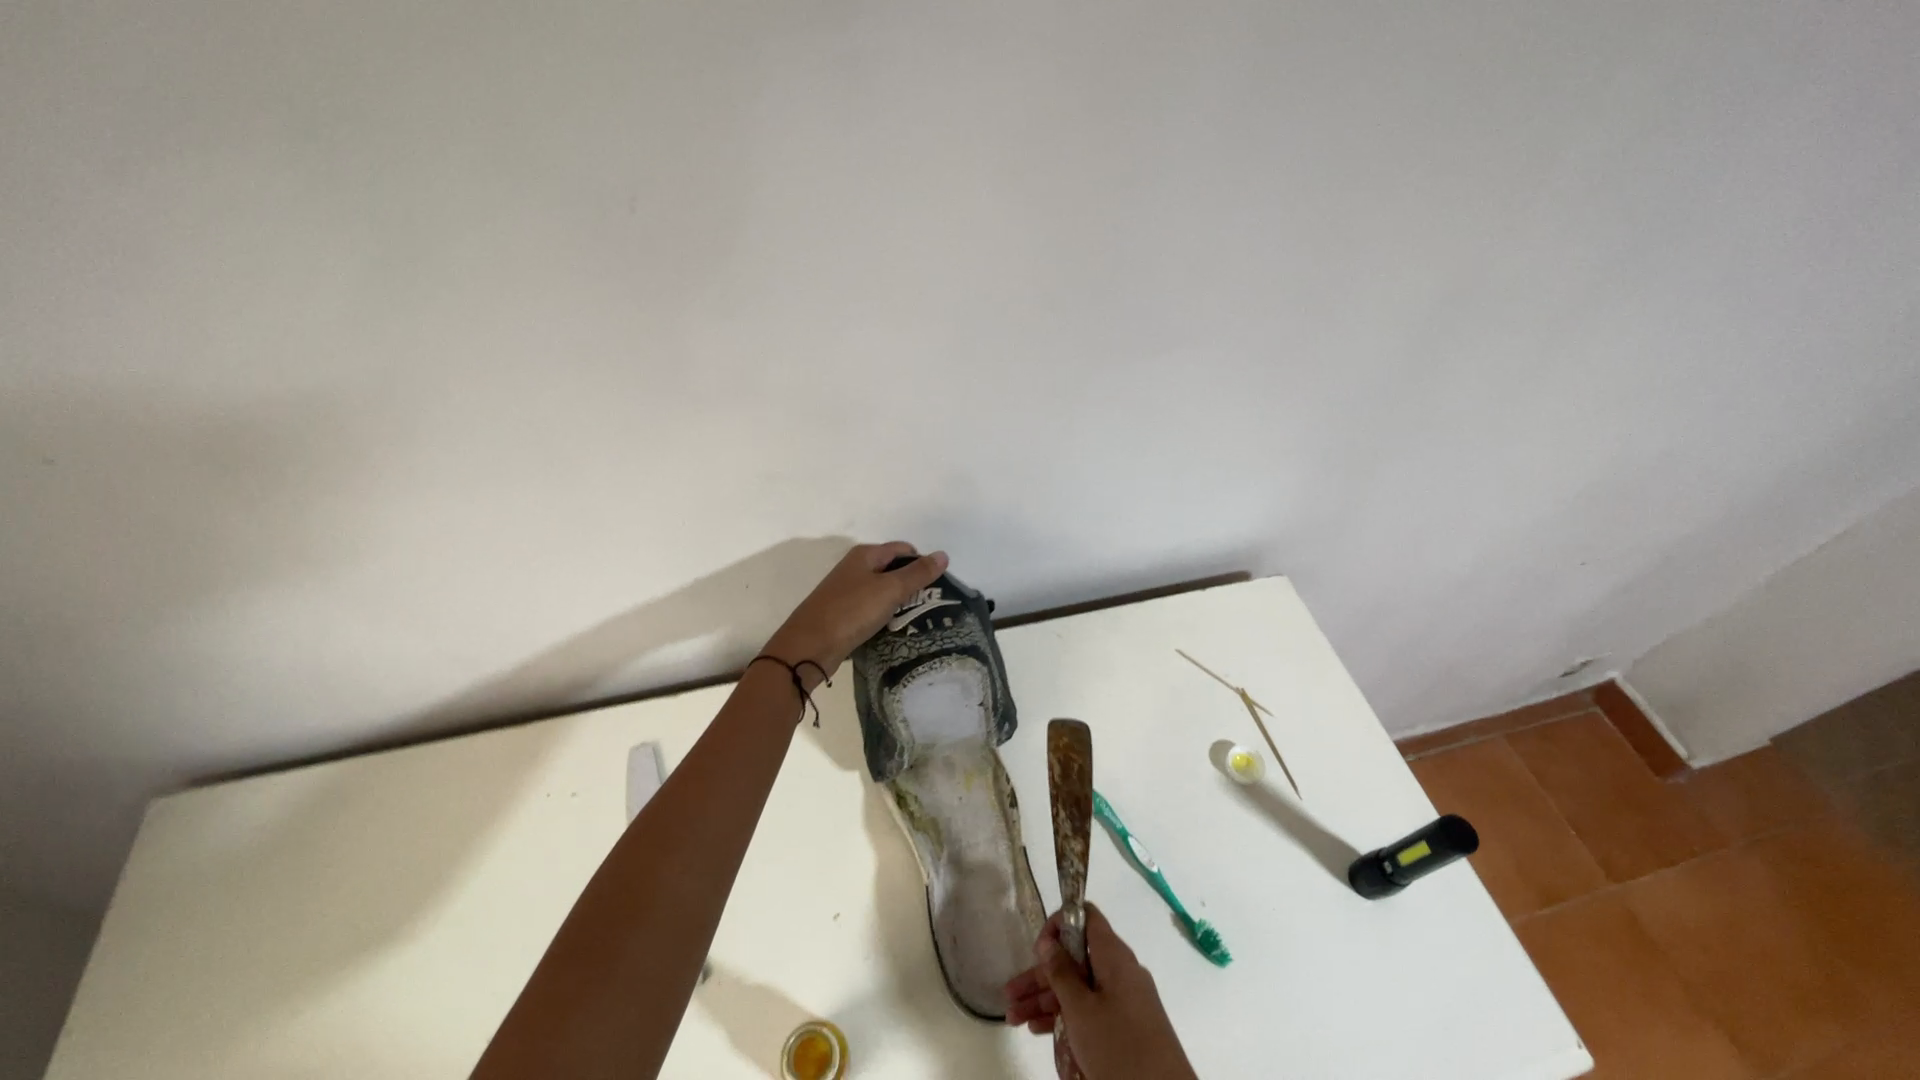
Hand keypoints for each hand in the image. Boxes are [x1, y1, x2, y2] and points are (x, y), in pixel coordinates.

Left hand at [761, 542, 948, 674]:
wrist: (810, 646)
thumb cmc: (851, 611)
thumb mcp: (889, 590)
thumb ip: (918, 573)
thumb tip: (943, 555)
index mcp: (865, 555)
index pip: (903, 549)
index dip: (922, 563)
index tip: (939, 586)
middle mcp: (855, 568)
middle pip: (893, 570)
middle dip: (913, 584)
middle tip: (932, 605)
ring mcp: (847, 592)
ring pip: (883, 592)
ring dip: (899, 603)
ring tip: (918, 619)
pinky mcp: (844, 614)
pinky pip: (872, 610)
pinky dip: (885, 616)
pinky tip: (894, 629)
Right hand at [1005, 904, 1197, 1079]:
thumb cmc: (1118, 1045)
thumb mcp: (1081, 1009)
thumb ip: (1061, 973)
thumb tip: (1048, 942)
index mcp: (1114, 957)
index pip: (1086, 918)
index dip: (1059, 925)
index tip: (1037, 950)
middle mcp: (1119, 973)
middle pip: (1074, 960)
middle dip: (1040, 976)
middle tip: (1009, 994)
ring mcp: (1123, 1000)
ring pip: (1078, 989)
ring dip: (1045, 1000)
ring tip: (1013, 1019)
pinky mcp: (1124, 1025)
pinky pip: (1088, 1010)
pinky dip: (1064, 1016)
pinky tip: (1038, 1030)